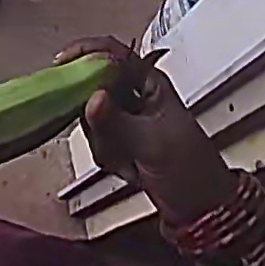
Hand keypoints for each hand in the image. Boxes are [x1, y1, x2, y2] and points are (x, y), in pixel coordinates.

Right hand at [59, 36, 233, 225]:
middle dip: (96, 118)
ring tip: (130, 162)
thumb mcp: (152, 143)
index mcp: (149, 82)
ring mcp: (127, 119)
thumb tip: (91, 98)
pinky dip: (108, 158)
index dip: (85, 52)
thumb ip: (118, 122)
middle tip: (105, 137)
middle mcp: (135, 94)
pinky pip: (97, 141)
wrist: (203, 213)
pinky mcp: (121, 141)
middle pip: (94, 86)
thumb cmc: (190, 170)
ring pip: (92, 118)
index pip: (111, 52)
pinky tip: (130, 171)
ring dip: (105, 144)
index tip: (61, 65)